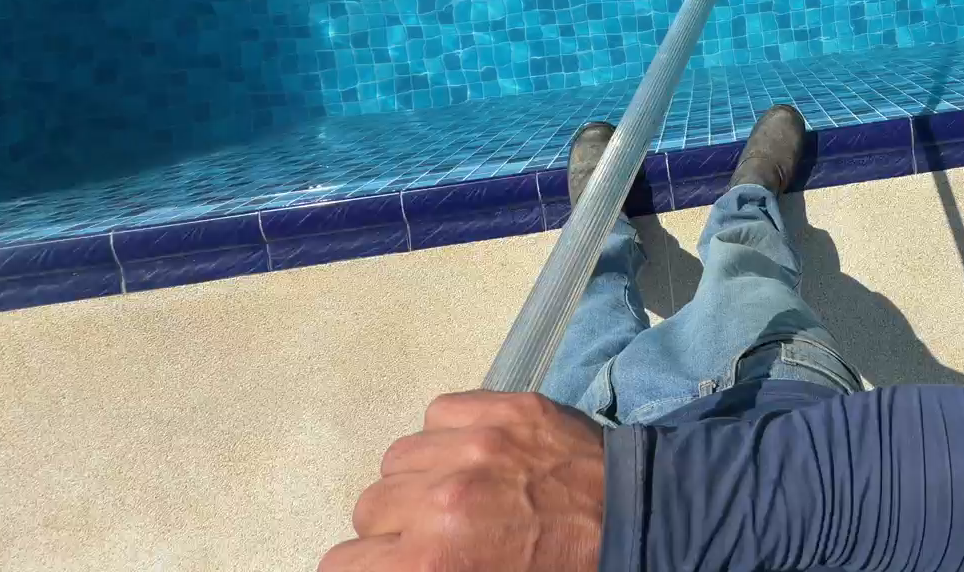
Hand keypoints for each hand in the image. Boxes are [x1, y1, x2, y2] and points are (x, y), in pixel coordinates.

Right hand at [319, 391, 605, 571]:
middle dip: (394, 522)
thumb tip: (384, 564)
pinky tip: (470, 448)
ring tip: (454, 484)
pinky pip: (440, 409)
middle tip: (432, 527)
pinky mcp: (508, 407)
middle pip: (370, 505)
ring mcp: (477, 445)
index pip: (339, 566)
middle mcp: (442, 500)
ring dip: (418, 473)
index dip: (365, 567)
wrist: (624, 521)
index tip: (388, 562)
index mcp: (427, 566)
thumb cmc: (550, 571)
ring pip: (399, 455)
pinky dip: (447, 429)